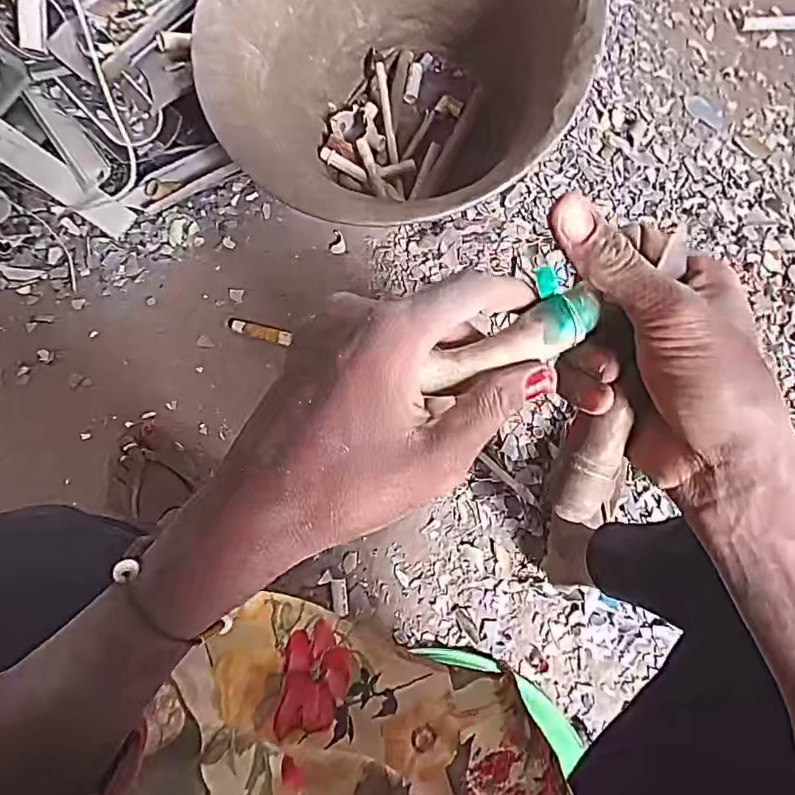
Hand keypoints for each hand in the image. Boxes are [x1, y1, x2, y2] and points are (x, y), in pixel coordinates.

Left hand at [199, 272, 555, 577]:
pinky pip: (374, 338)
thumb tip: (531, 375)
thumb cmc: (337, 489)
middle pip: (437, 311)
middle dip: (473, 344)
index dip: (511, 297)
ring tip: (441, 412)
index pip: (470, 289)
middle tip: (496, 383)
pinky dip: (400, 361)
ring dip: (436, 357)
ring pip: (406, 326)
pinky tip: (401, 407)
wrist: (261, 504)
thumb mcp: (435, 457)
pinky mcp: (312, 344)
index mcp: (389, 332)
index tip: (533, 310)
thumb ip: (491, 407)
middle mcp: (354, 315)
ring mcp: (328, 327)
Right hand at [547, 192, 794, 505]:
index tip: (584, 290)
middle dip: (584, 327)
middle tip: (603, 346)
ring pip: (572, 339)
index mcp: (683, 279)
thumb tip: (571, 209)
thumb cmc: (726, 391)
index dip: (593, 269)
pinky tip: (606, 402)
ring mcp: (629, 351)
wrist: (722, 469)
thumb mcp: (669, 313)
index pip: (618, 250)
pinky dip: (583, 388)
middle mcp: (652, 312)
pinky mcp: (609, 386)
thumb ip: (612, 264)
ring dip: (585, 363)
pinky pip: (572, 374)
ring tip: (613, 381)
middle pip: (585, 297)